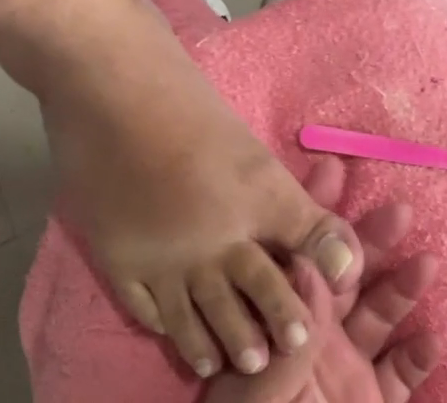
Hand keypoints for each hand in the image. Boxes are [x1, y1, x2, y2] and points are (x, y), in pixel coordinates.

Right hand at [44, 58, 365, 378]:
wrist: (113, 87)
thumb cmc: (183, 100)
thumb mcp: (244, 139)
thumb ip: (276, 190)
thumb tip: (310, 221)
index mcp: (259, 194)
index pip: (305, 243)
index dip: (323, 271)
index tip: (332, 293)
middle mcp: (219, 237)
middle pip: (258, 294)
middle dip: (279, 323)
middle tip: (291, 349)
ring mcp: (169, 258)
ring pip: (205, 318)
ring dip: (225, 341)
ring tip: (240, 359)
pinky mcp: (123, 264)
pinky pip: (152, 313)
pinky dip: (169, 328)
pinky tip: (176, 336)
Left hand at [204, 159, 443, 402]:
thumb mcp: (260, 395)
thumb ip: (287, 337)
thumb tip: (307, 266)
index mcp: (278, 325)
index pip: (295, 256)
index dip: (311, 213)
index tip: (331, 169)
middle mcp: (313, 339)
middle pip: (346, 277)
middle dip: (370, 240)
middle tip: (397, 205)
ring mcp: (346, 372)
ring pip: (381, 317)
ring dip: (403, 288)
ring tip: (426, 260)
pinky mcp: (373, 402)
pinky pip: (401, 375)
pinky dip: (418, 357)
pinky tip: (431, 336)